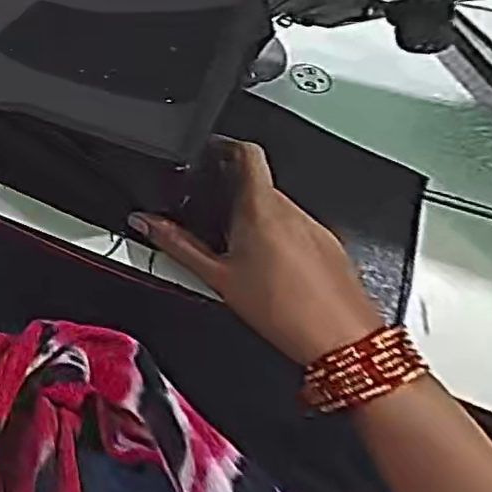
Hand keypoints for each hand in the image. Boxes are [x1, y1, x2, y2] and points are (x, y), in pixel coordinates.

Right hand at [129, 139, 384, 364]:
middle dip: (233, 196)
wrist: (347, 347)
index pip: (247, 154)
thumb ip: (176, 243)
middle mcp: (293, 212)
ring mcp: (317, 229)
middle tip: (212, 219)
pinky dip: (279, 236)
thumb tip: (145, 222)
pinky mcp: (333, 247)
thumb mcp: (216, 276)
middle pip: (258, 185)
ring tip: (239, 250)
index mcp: (261, 209)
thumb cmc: (286, 313)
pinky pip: (299, 227)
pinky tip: (269, 266)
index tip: (210, 150)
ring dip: (256, 217)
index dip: (226, 144)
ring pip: (278, 207)